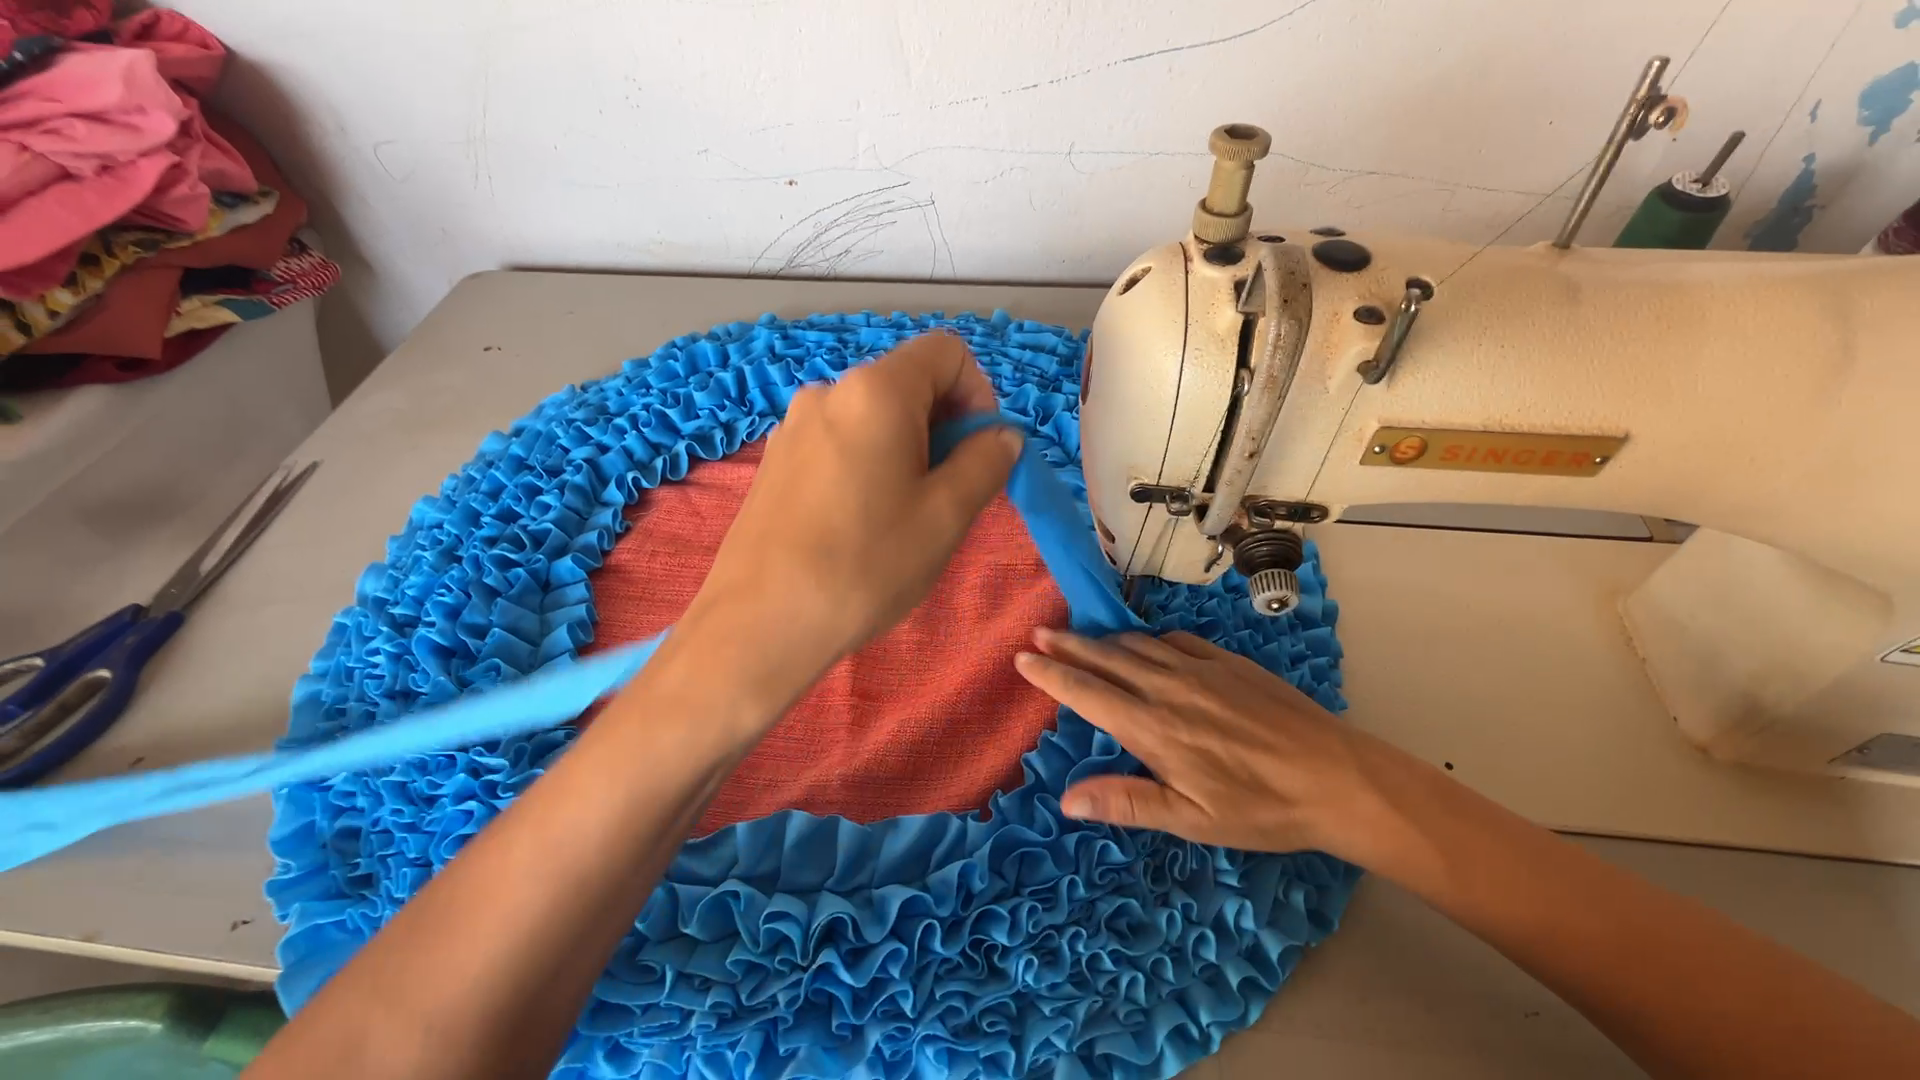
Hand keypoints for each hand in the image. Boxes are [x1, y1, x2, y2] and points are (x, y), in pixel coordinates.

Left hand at [676, 333, 1023, 705]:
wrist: (761, 622)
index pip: (947, 352)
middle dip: (944, 429)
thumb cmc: (866, 564)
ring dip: (907, 452)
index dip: (980, 394)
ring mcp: (794, 427)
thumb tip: (1001, 436)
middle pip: (908, 384)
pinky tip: (861, 526)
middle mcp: (829, 392)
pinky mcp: (775, 463)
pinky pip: (840, 445)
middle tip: (949, 496)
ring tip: (904, 519)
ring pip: (873, 419)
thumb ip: (986, 462)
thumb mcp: (946, 515)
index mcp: (876, 390)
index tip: (980, 453)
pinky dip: (868, 467)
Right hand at [1013, 627, 1416, 863]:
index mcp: (1153, 728)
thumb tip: (1066, 798)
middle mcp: (1169, 689)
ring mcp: (1201, 670)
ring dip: (1103, 640)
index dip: (1052, 675)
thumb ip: (1127, 802)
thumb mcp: (1192, 820)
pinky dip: (1148, 639)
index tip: (1023, 659)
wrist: (1337, 776)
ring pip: (1138, 645)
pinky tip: (1146, 644)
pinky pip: (1176, 640)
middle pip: (1106, 658)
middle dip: (1068, 646)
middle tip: (1038, 634)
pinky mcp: (1229, 662)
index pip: (1088, 693)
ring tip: (1080, 636)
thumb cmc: (1261, 808)